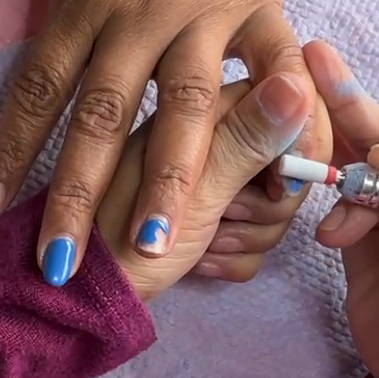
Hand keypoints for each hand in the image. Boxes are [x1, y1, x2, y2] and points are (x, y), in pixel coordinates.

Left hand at [0, 0, 336, 285]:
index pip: (35, 87)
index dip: (9, 149)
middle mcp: (135, 16)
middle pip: (99, 117)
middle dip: (77, 194)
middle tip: (60, 265)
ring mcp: (201, 13)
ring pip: (181, 108)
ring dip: (170, 180)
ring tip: (158, 244)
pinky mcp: (261, 2)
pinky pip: (273, 67)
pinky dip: (285, 115)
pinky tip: (288, 173)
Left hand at [93, 73, 316, 299]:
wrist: (82, 293)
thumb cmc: (122, 237)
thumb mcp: (190, 190)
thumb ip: (245, 138)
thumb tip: (294, 84)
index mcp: (202, 105)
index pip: (291, 105)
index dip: (296, 151)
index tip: (276, 185)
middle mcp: (208, 131)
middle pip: (289, 160)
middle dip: (266, 203)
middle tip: (224, 217)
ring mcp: (208, 174)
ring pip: (274, 202)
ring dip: (245, 235)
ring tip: (203, 243)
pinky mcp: (207, 211)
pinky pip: (253, 233)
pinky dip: (231, 255)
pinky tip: (200, 261)